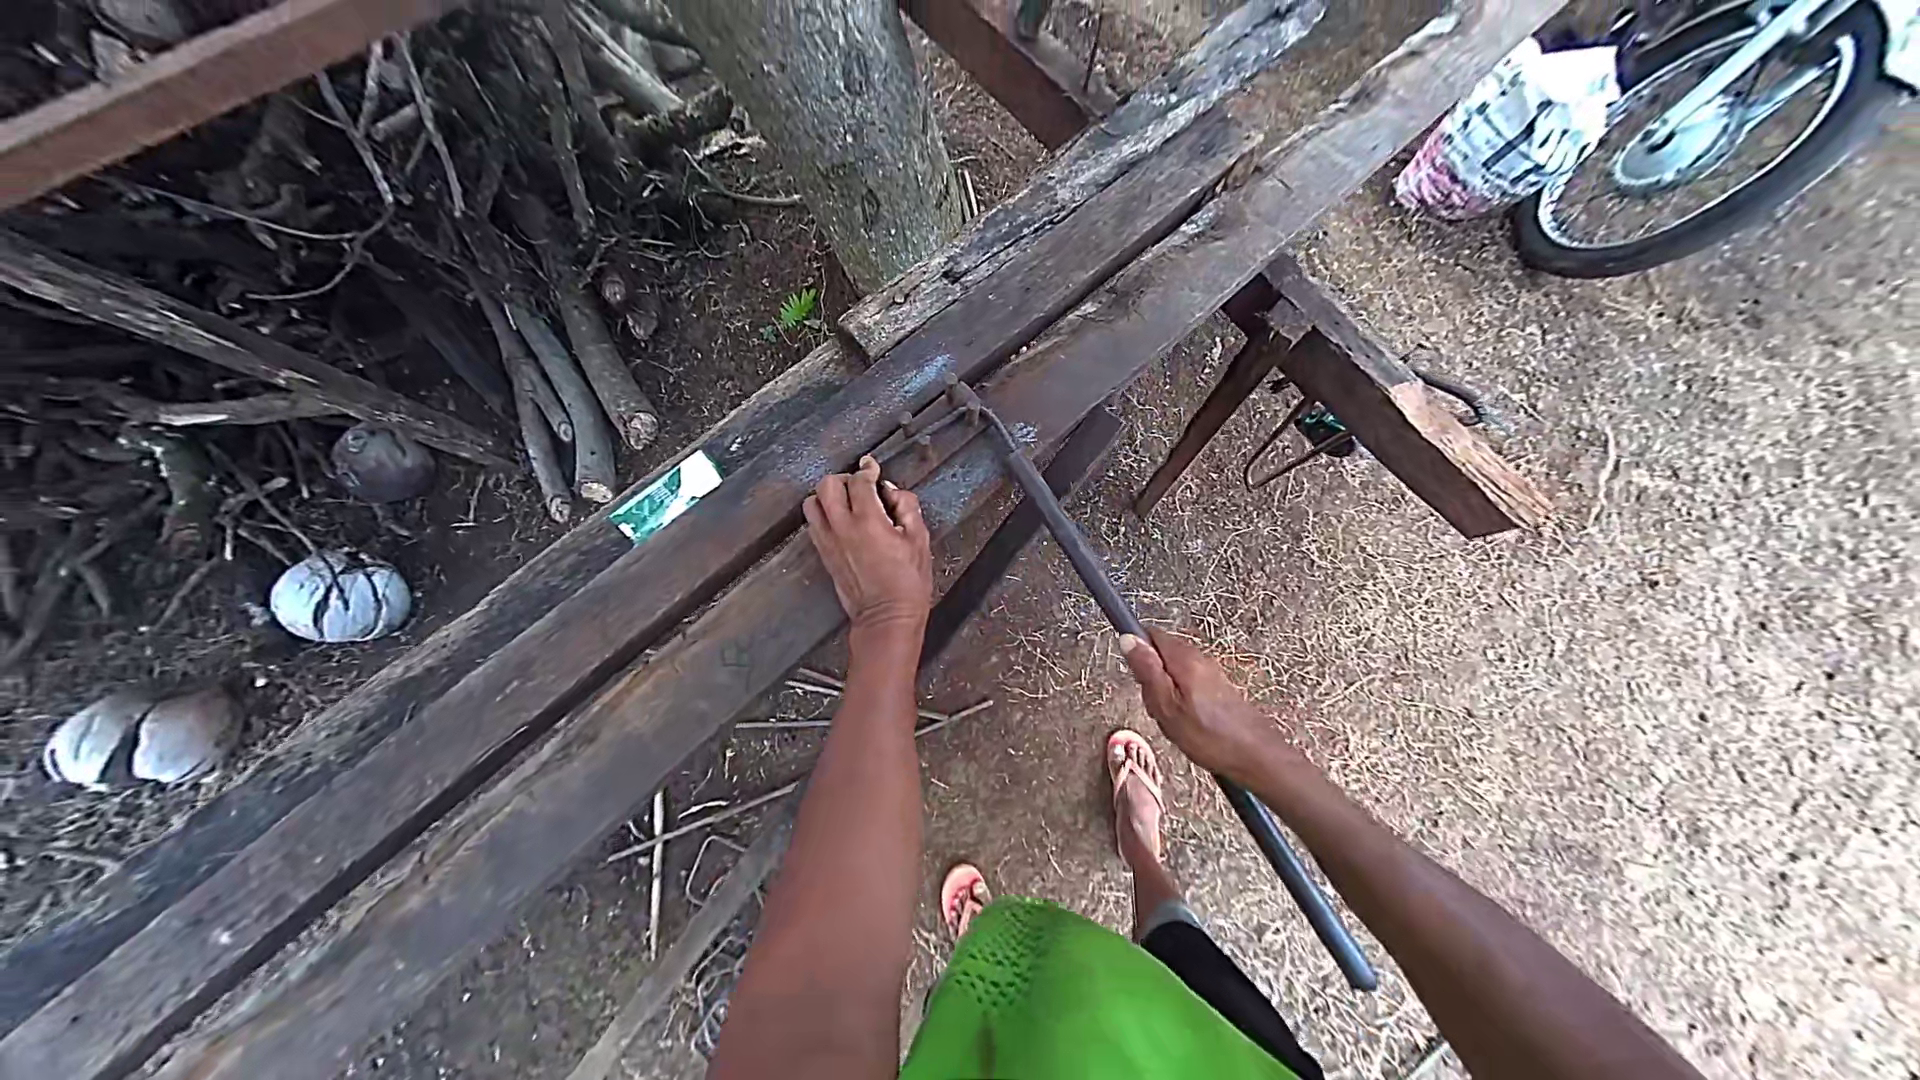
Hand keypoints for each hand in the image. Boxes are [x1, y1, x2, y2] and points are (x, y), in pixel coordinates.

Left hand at [803, 455, 932, 634]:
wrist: (886, 617)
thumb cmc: (907, 583)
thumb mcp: (919, 540)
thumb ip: (907, 507)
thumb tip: (892, 492)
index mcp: (868, 520)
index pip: (859, 481)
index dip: (867, 470)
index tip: (872, 467)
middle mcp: (842, 527)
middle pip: (827, 485)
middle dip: (844, 480)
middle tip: (860, 486)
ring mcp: (829, 542)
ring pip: (812, 503)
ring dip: (827, 496)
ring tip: (846, 502)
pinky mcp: (824, 555)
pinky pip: (813, 524)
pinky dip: (823, 515)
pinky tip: (841, 521)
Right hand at [1120, 630, 1299, 780]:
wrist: (1256, 758)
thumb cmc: (1211, 737)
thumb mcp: (1165, 705)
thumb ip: (1146, 670)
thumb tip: (1128, 639)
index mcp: (1185, 658)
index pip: (1150, 635)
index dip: (1138, 654)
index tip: (1139, 679)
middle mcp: (1200, 659)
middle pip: (1161, 655)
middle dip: (1152, 678)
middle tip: (1157, 705)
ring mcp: (1211, 673)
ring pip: (1173, 673)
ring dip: (1166, 693)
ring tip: (1173, 719)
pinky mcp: (1218, 689)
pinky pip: (1188, 686)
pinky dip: (1181, 702)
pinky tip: (1188, 724)